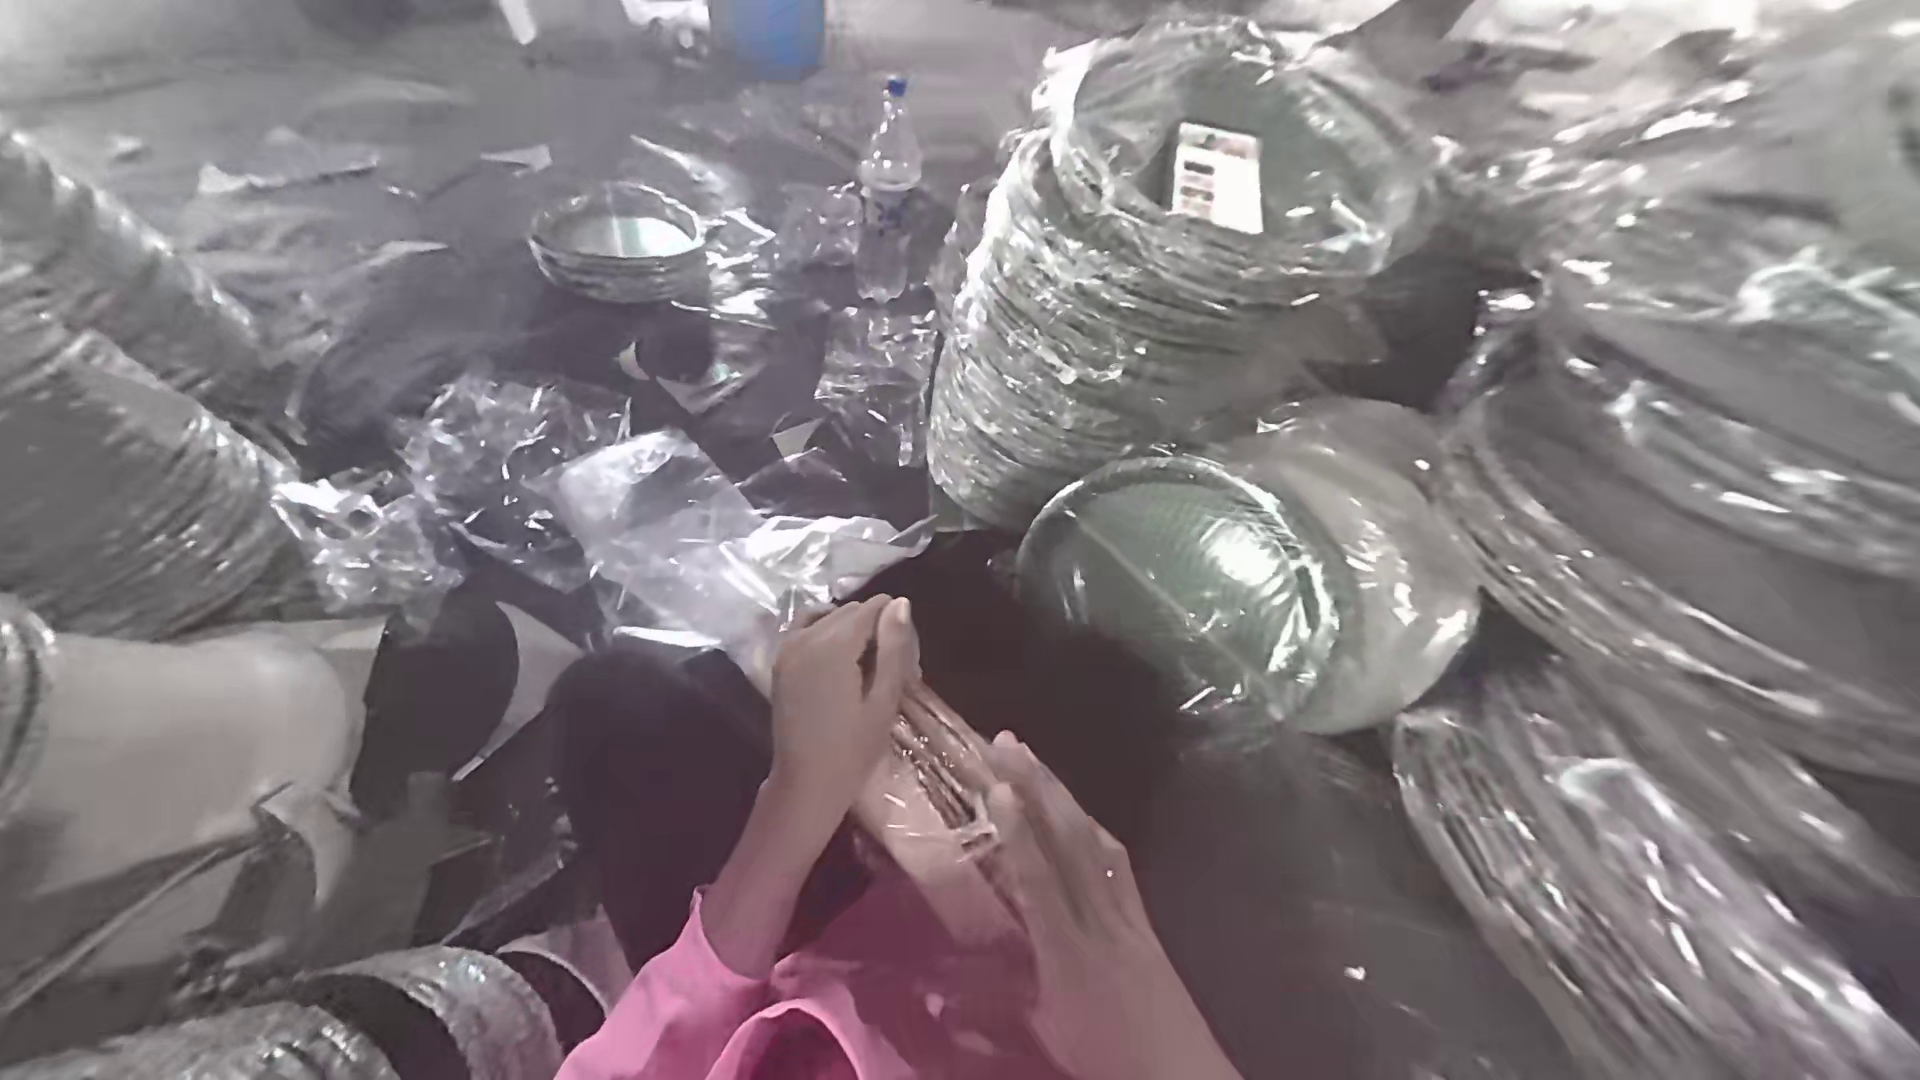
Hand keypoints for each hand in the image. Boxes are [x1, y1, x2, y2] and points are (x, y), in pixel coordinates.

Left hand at [768, 595, 918, 836]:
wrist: (806, 784)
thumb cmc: (853, 749)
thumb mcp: (884, 699)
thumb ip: (893, 647)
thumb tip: (900, 602)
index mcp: (833, 646)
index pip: (872, 608)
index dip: (894, 625)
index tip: (905, 658)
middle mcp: (805, 637)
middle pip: (850, 611)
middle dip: (874, 627)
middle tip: (889, 668)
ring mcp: (787, 648)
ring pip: (829, 616)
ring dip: (850, 629)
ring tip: (864, 663)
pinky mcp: (779, 660)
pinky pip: (806, 627)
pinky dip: (825, 631)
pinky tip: (838, 657)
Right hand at [985, 733, 1243, 1079]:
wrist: (1184, 1079)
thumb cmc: (1106, 1060)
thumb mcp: (1046, 1032)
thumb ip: (996, 1001)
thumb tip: (942, 987)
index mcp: (1069, 953)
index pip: (1040, 880)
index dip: (1019, 832)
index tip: (998, 788)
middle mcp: (1099, 919)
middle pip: (1068, 840)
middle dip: (1036, 785)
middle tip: (1007, 743)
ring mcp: (1127, 910)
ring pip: (1092, 839)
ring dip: (1059, 793)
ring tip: (1031, 758)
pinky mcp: (1143, 913)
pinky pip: (1116, 858)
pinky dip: (1090, 825)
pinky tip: (1075, 808)